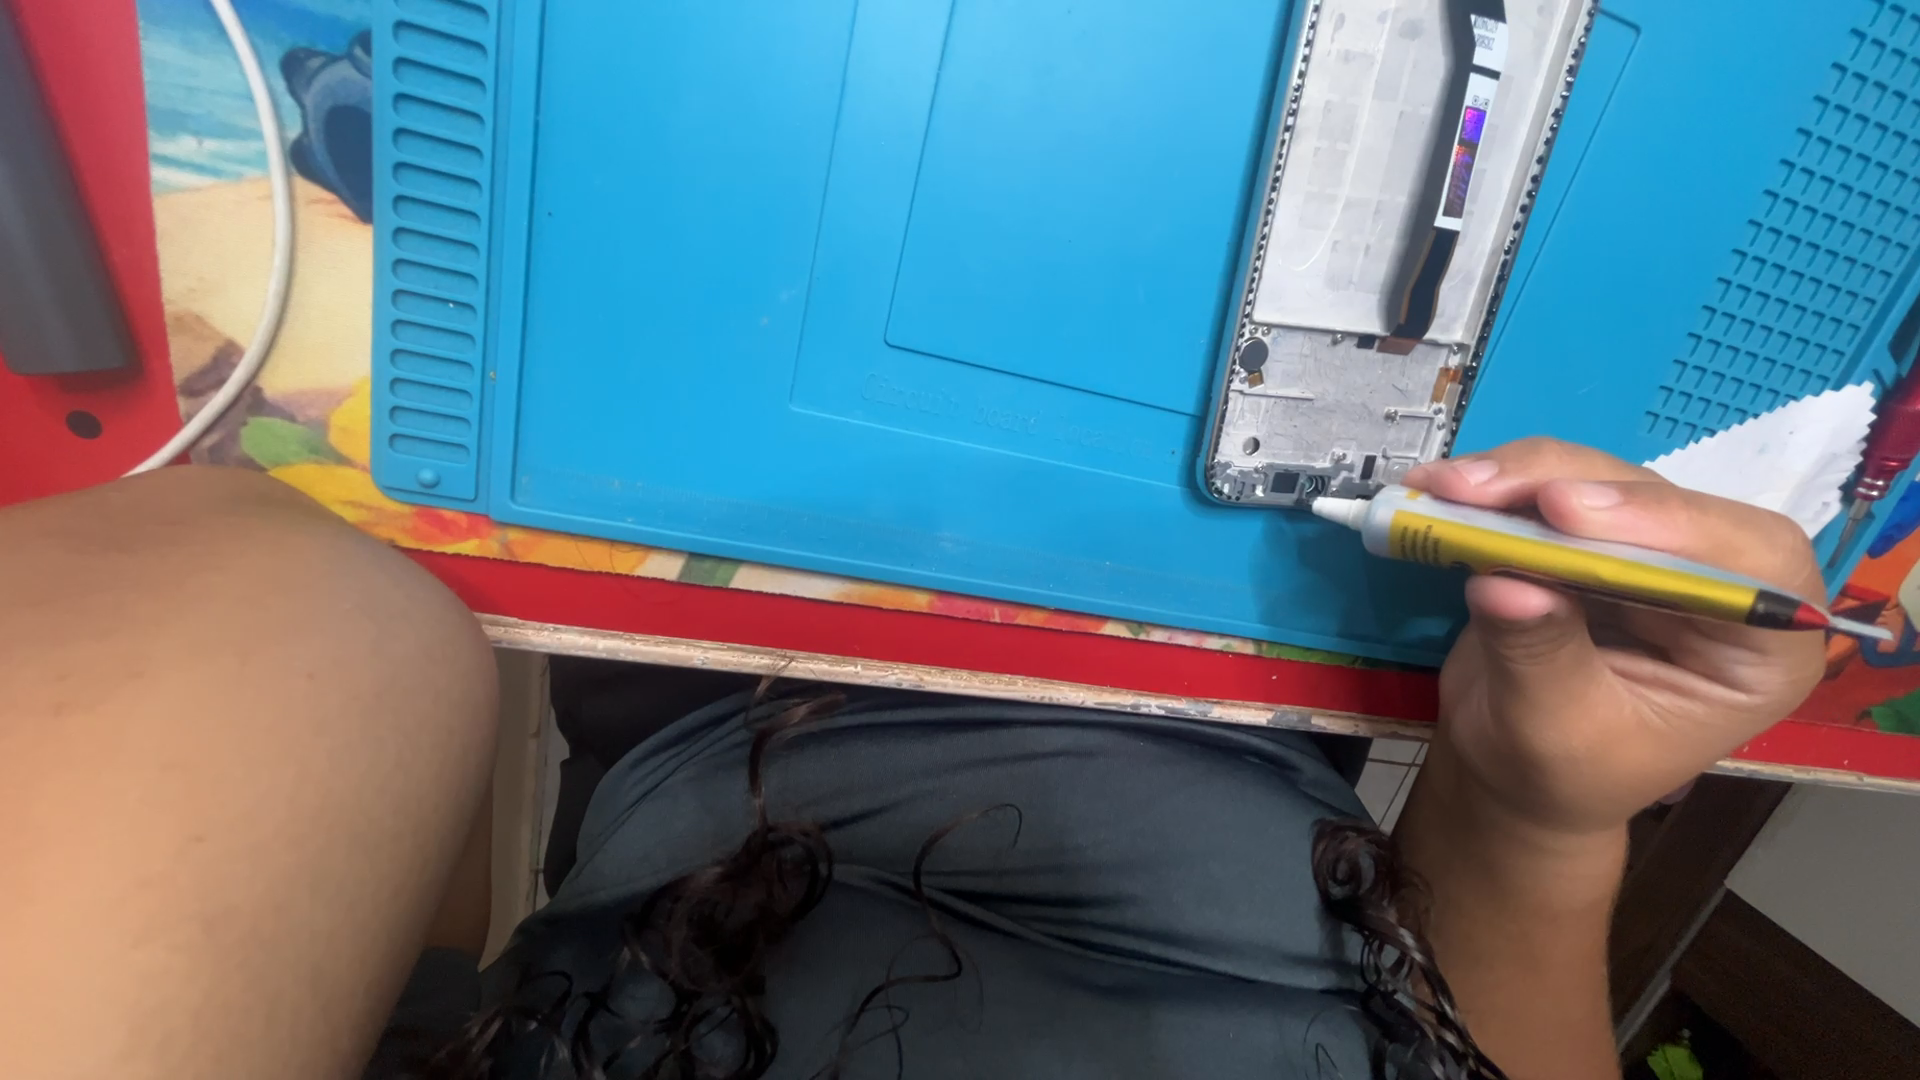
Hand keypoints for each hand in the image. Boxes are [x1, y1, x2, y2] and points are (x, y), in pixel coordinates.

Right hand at [1403, 437, 1825, 837]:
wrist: (1508, 772)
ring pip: (1587, 483)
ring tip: (1434, 487)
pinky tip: (1432, 491)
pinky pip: (1533, 498)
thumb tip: (1504, 585)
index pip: (1746, 559)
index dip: (1664, 520)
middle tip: (1470, 488)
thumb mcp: (1549, 728)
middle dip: (1557, 484)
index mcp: (1751, 647)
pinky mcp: (1567, 547)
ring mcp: (1631, 559)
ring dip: (1509, 477)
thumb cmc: (1553, 771)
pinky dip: (1480, 491)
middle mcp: (1704, 586)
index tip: (1561, 510)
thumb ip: (1538, 655)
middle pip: (1654, 501)